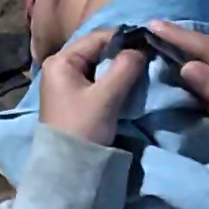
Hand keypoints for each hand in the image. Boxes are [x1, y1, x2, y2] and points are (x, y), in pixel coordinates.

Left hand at [39, 28, 145, 144]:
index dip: (124, 38)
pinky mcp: (72, 96)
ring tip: (140, 68)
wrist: (66, 170)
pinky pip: (95, 78)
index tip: (149, 43)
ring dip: (118, 66)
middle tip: (147, 56)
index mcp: (61, 61)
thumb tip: (141, 48)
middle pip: (97, 49)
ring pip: (98, 64)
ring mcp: (64, 81)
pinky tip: (127, 82)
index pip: (97, 37)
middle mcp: (59, 66)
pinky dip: (111, 78)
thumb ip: (124, 68)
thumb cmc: (82, 129)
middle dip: (122, 52)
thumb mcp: (106, 97)